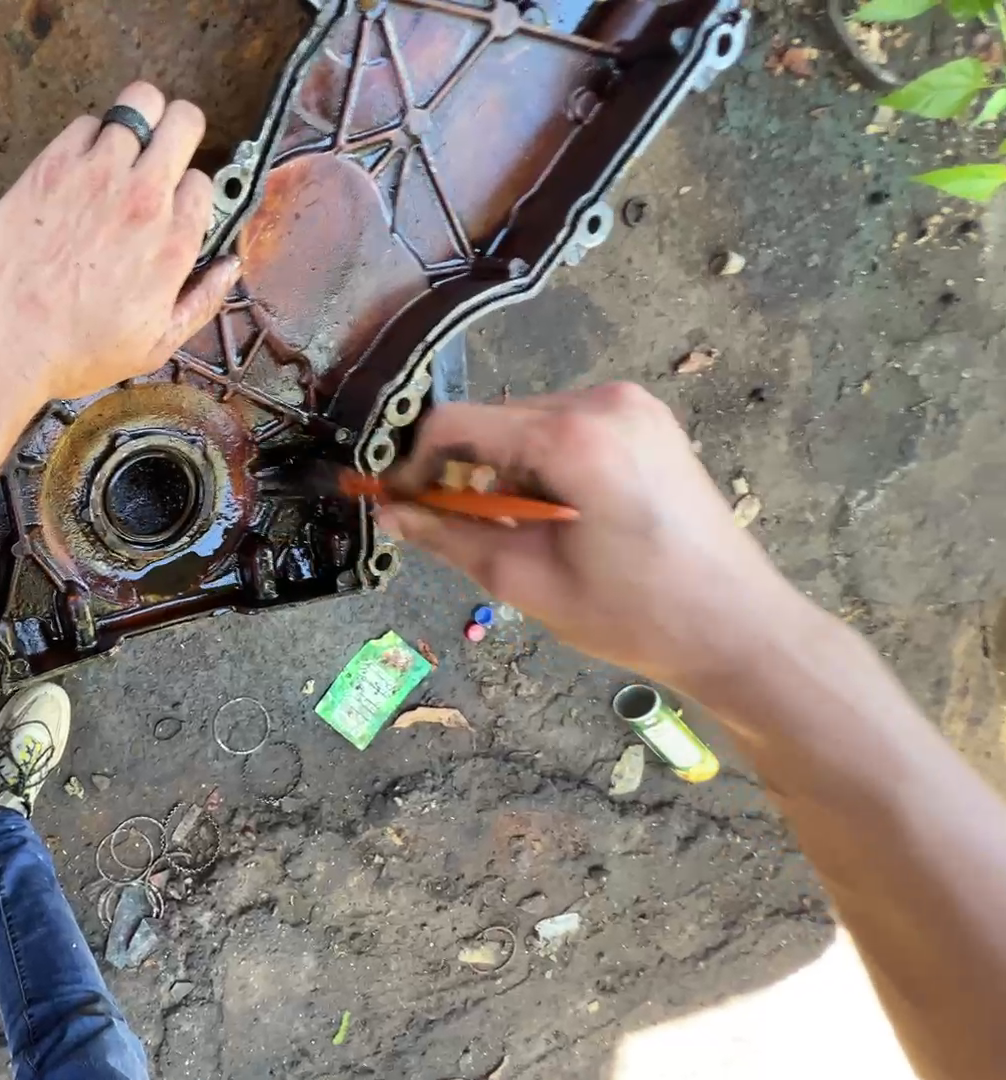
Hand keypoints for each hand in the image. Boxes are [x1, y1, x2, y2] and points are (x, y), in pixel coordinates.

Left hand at [0, 82, 243, 402]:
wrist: (4, 346)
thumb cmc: (73, 355)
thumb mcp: (152, 348)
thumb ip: (200, 303)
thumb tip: (230, 268)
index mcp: (173, 244)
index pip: (203, 183)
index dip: (185, 194)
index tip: (168, 208)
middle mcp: (144, 199)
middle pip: (184, 122)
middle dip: (176, 133)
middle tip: (154, 158)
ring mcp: (97, 175)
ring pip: (137, 104)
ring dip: (131, 126)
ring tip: (114, 157)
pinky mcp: (52, 166)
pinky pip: (85, 123)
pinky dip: (85, 138)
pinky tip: (73, 172)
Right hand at [376, 383, 808, 689]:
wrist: (741, 629)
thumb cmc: (630, 614)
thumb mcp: (519, 579)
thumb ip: (444, 535)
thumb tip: (385, 512)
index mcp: (573, 437)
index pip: (453, 424)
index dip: (413, 465)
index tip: (402, 506)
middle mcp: (602, 402)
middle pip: (486, 422)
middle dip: (458, 473)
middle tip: (456, 527)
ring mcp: (630, 406)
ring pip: (517, 425)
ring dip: (496, 472)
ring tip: (515, 528)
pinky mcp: (642, 421)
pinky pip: (556, 429)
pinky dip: (533, 466)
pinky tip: (552, 511)